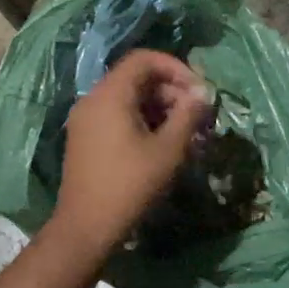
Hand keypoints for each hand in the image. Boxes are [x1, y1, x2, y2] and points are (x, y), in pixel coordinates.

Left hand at [52, 49, 210, 251]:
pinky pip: (118, 116)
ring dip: (161, 110)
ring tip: (187, 134)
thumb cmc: (130, 185)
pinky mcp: (86, 139)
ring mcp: (86, 120)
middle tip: (198, 117)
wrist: (86, 228)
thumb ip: (188, 115)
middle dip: (172, 93)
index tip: (198, 90)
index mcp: (110, 94)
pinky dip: (143, 122)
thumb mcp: (168, 149)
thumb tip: (202, 94)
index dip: (175, 68)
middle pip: (137, 79)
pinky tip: (164, 146)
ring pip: (129, 99)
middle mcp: (93, 99)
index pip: (144, 59)